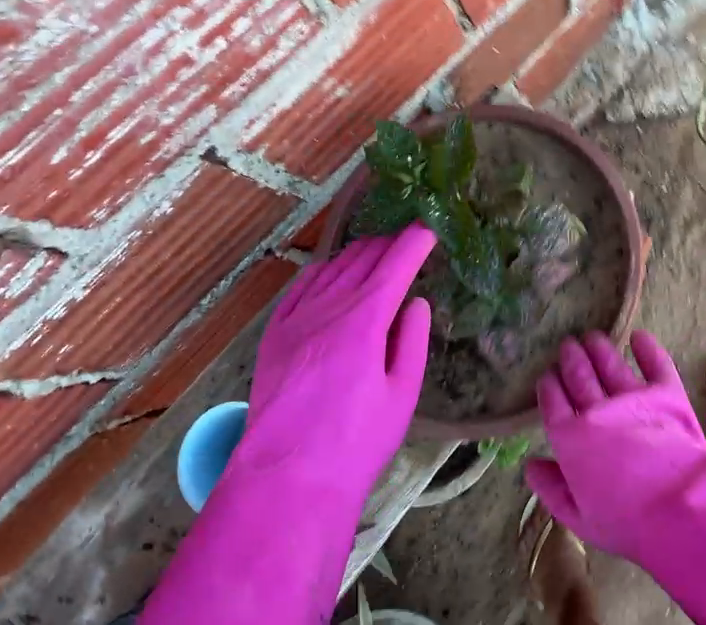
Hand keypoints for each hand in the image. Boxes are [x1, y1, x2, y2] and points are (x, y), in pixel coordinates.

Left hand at [229, 225, 435, 505]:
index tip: (432, 227)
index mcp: (366, 319)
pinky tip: (331, 271)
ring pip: (331, 266)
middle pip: (364, 257)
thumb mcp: (402, 393)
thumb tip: (415, 302)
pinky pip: (299, 286)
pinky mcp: (273, 335)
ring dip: (359, 253)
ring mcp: (296, 319)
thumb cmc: (357, 442)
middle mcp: (329, 307)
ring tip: (377, 251)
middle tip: (410, 240)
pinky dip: (322, 270)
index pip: (397, 262)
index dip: (417, 240)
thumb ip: (412, 341)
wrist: (287, 478)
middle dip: (391, 243)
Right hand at [524, 331, 705, 562]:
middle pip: (579, 376)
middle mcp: (596, 409)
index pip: (553, 403)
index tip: (547, 375)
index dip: (549, 386)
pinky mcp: (666, 392)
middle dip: (571, 359)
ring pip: (610, 365)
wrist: (678, 508)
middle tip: (568, 345)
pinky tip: (638, 336)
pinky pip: (655, 363)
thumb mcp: (579, 518)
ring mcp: (632, 397)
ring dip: (599, 349)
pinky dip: (646, 347)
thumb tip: (531, 465)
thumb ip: (552, 489)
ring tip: (592, 337)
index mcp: (570, 438)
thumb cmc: (625, 522)